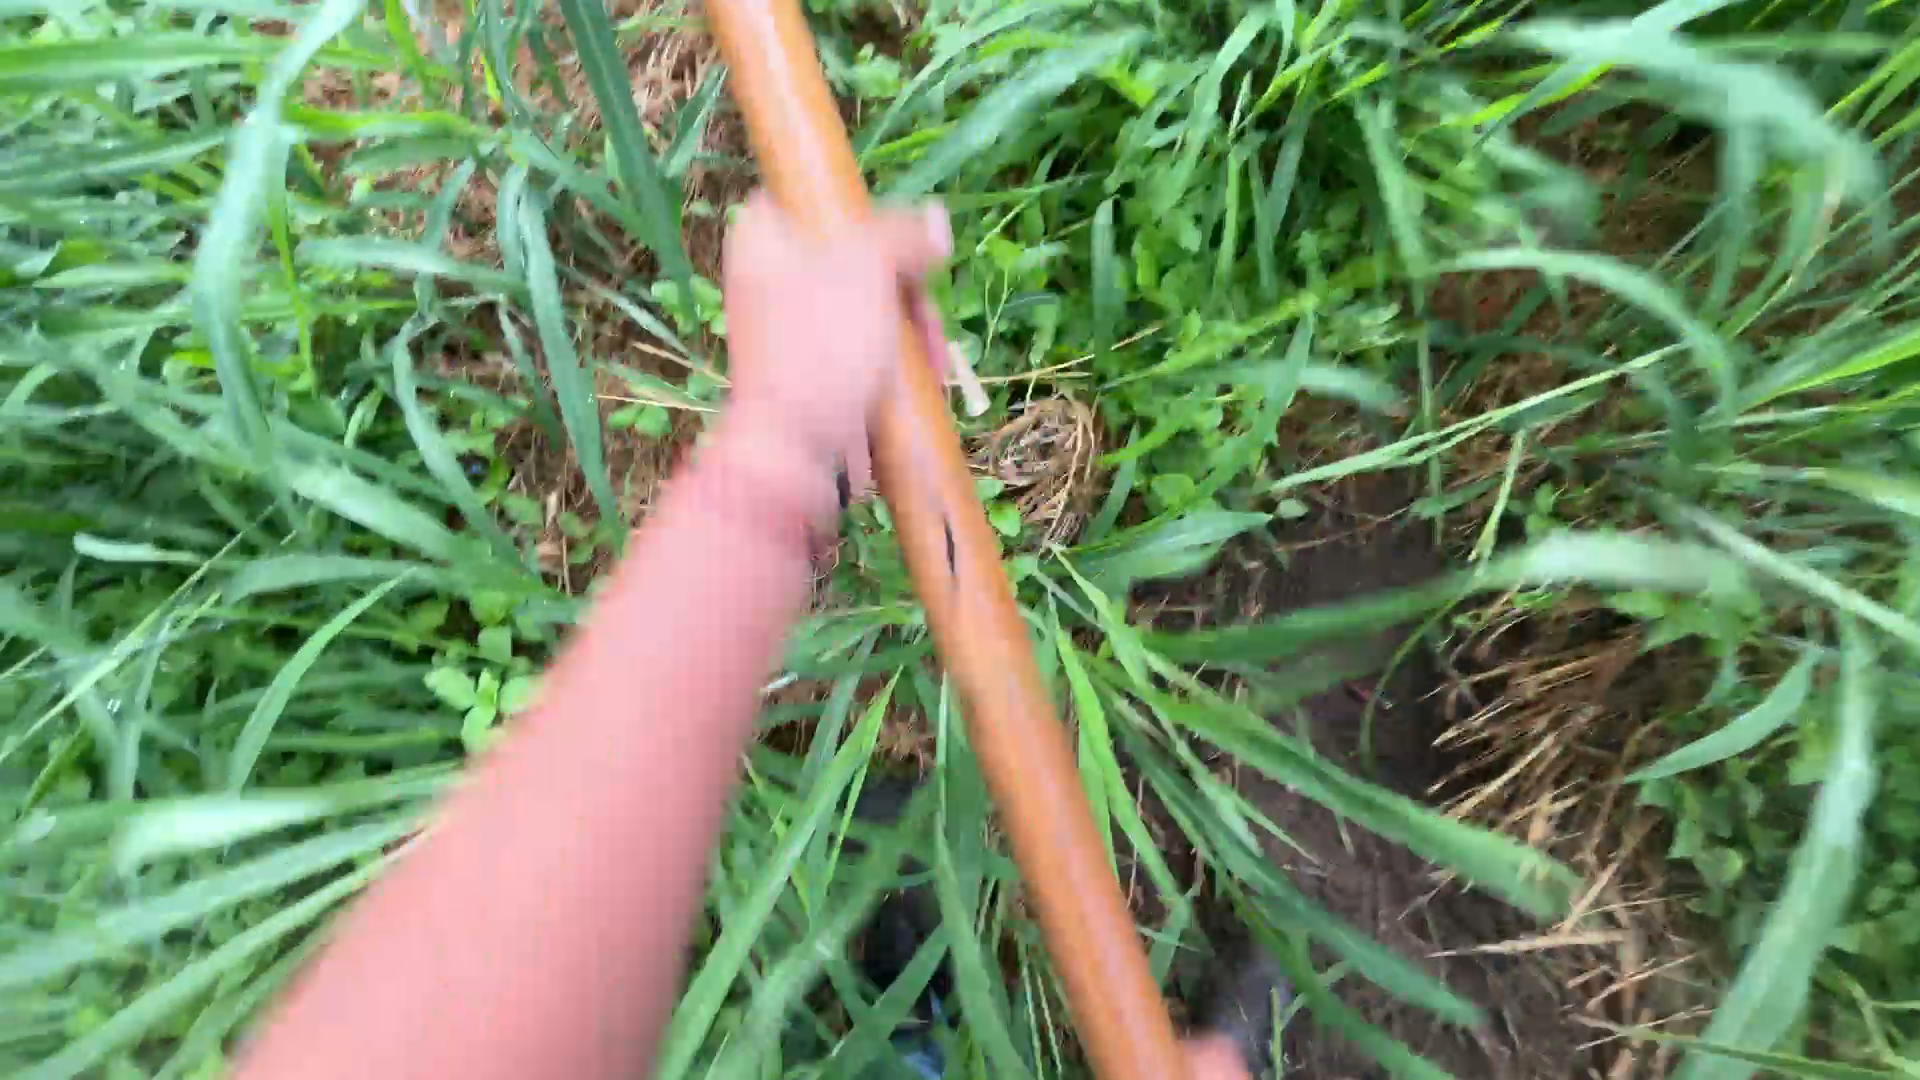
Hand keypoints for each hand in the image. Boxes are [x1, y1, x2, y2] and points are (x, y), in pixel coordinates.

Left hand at [719, 191, 951, 494]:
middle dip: (907, 291)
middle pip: (856, 262)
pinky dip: (894, 363)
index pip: (811, 200)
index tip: (899, 241)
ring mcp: (793, 333)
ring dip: (910, 333)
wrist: (792, 448)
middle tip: (926, 317)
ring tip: (932, 362)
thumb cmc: (820, 347)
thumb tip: (936, 220)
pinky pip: (864, 353)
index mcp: (764, 240)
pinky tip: (923, 380)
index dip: (861, 214)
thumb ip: (901, 235)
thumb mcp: (867, 270)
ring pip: (868, 311)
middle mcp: (773, 282)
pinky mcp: (815, 375)